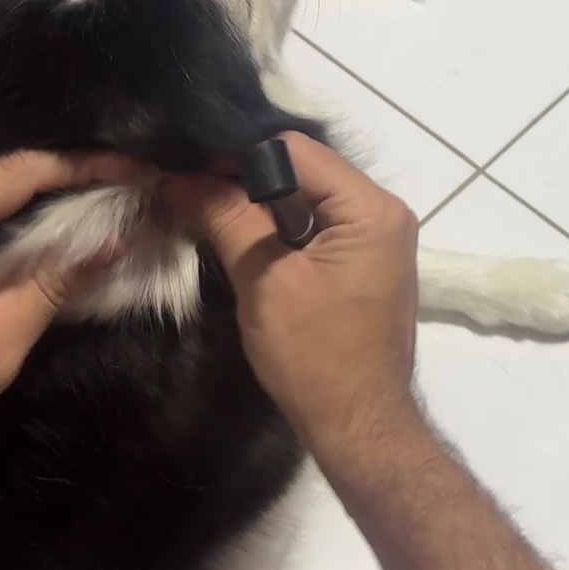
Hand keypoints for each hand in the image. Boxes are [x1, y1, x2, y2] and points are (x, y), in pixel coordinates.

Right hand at [161, 133, 421, 454]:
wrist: (359, 417)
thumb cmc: (315, 354)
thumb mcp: (266, 280)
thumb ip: (228, 219)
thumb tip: (182, 176)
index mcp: (371, 208)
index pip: (299, 151)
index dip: (239, 153)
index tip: (187, 165)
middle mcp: (386, 210)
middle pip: (308, 171)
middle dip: (247, 178)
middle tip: (187, 185)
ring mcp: (381, 234)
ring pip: (311, 198)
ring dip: (261, 204)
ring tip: (202, 206)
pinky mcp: (368, 257)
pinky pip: (322, 224)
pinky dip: (283, 227)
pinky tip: (240, 233)